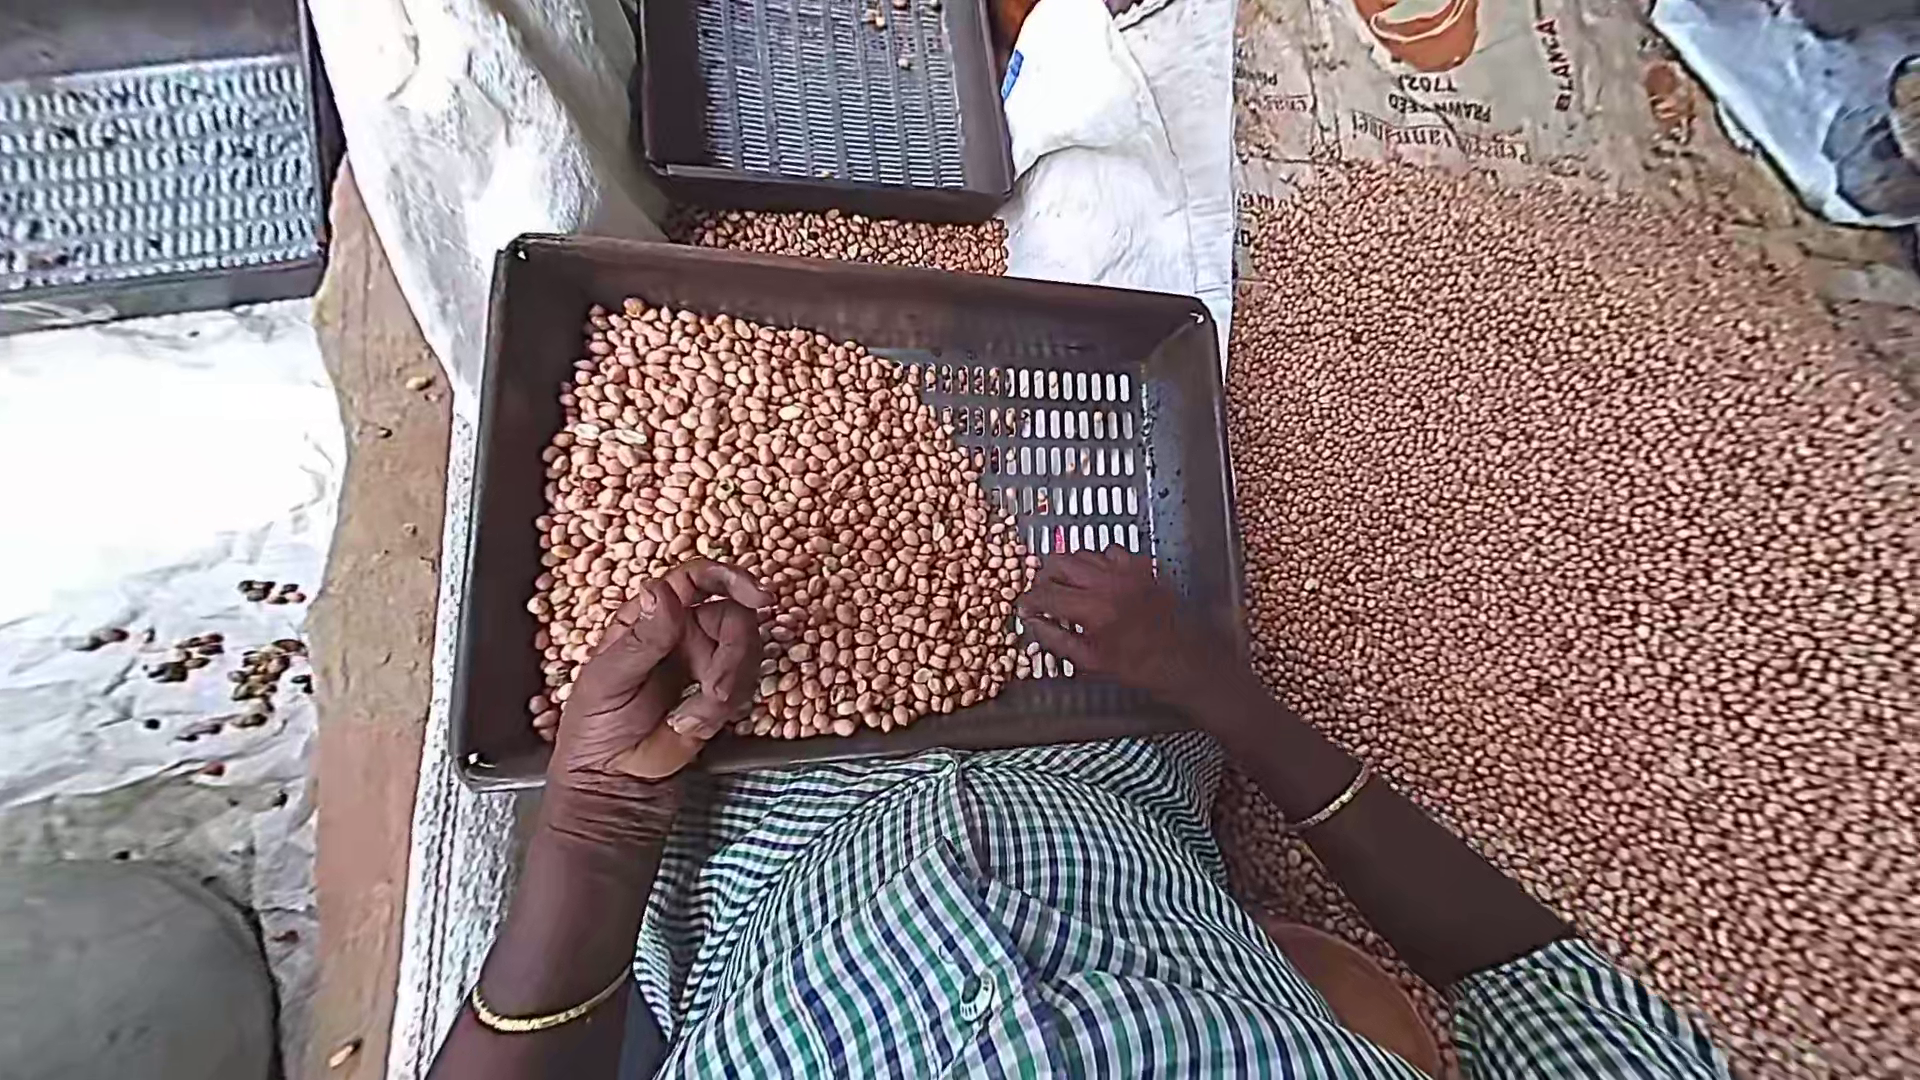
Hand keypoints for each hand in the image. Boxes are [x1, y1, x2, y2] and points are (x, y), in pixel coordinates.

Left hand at [544, 559, 770, 846]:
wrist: (615, 790)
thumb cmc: (596, 733)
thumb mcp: (607, 682)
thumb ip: (642, 637)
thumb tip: (660, 589)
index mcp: (649, 618)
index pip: (695, 580)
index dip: (730, 578)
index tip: (757, 596)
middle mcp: (684, 632)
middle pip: (734, 616)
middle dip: (734, 652)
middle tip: (717, 690)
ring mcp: (707, 661)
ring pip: (747, 650)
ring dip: (728, 684)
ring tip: (693, 718)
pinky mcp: (723, 690)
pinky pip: (746, 683)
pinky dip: (724, 707)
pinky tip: (695, 724)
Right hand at [1017, 546, 1246, 707]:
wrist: (1182, 660)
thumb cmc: (1136, 666)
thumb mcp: (1088, 660)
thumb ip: (1055, 638)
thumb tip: (1032, 622)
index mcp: (1092, 609)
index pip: (1046, 594)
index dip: (1029, 600)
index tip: (1025, 607)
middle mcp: (1107, 582)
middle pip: (1059, 562)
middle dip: (1046, 578)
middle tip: (1046, 595)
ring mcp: (1126, 571)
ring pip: (1082, 553)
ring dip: (1070, 569)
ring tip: (1071, 587)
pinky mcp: (1141, 567)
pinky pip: (1110, 551)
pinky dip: (1099, 562)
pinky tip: (1100, 579)